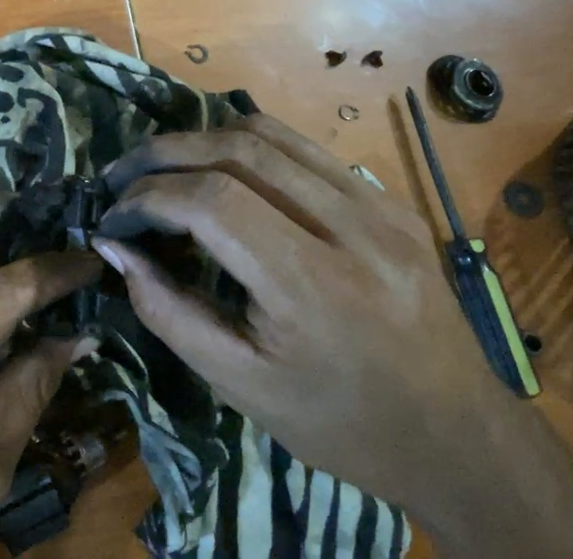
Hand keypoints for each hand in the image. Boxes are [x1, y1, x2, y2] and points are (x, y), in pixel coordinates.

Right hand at [95, 114, 572, 558]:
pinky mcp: (390, 200)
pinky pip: (303, 148)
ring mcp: (381, 206)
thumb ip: (166, 309)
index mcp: (316, 288)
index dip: (147, 198)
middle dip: (162, 154)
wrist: (460, 438)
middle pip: (237, 149)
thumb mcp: (238, 384)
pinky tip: (218, 170)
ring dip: (200, 140)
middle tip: (119, 178)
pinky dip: (244, 146)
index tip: (112, 219)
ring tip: (159, 167)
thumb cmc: (340, 424)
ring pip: (269, 133)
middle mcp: (354, 230)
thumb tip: (112, 246)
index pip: (212, 201)